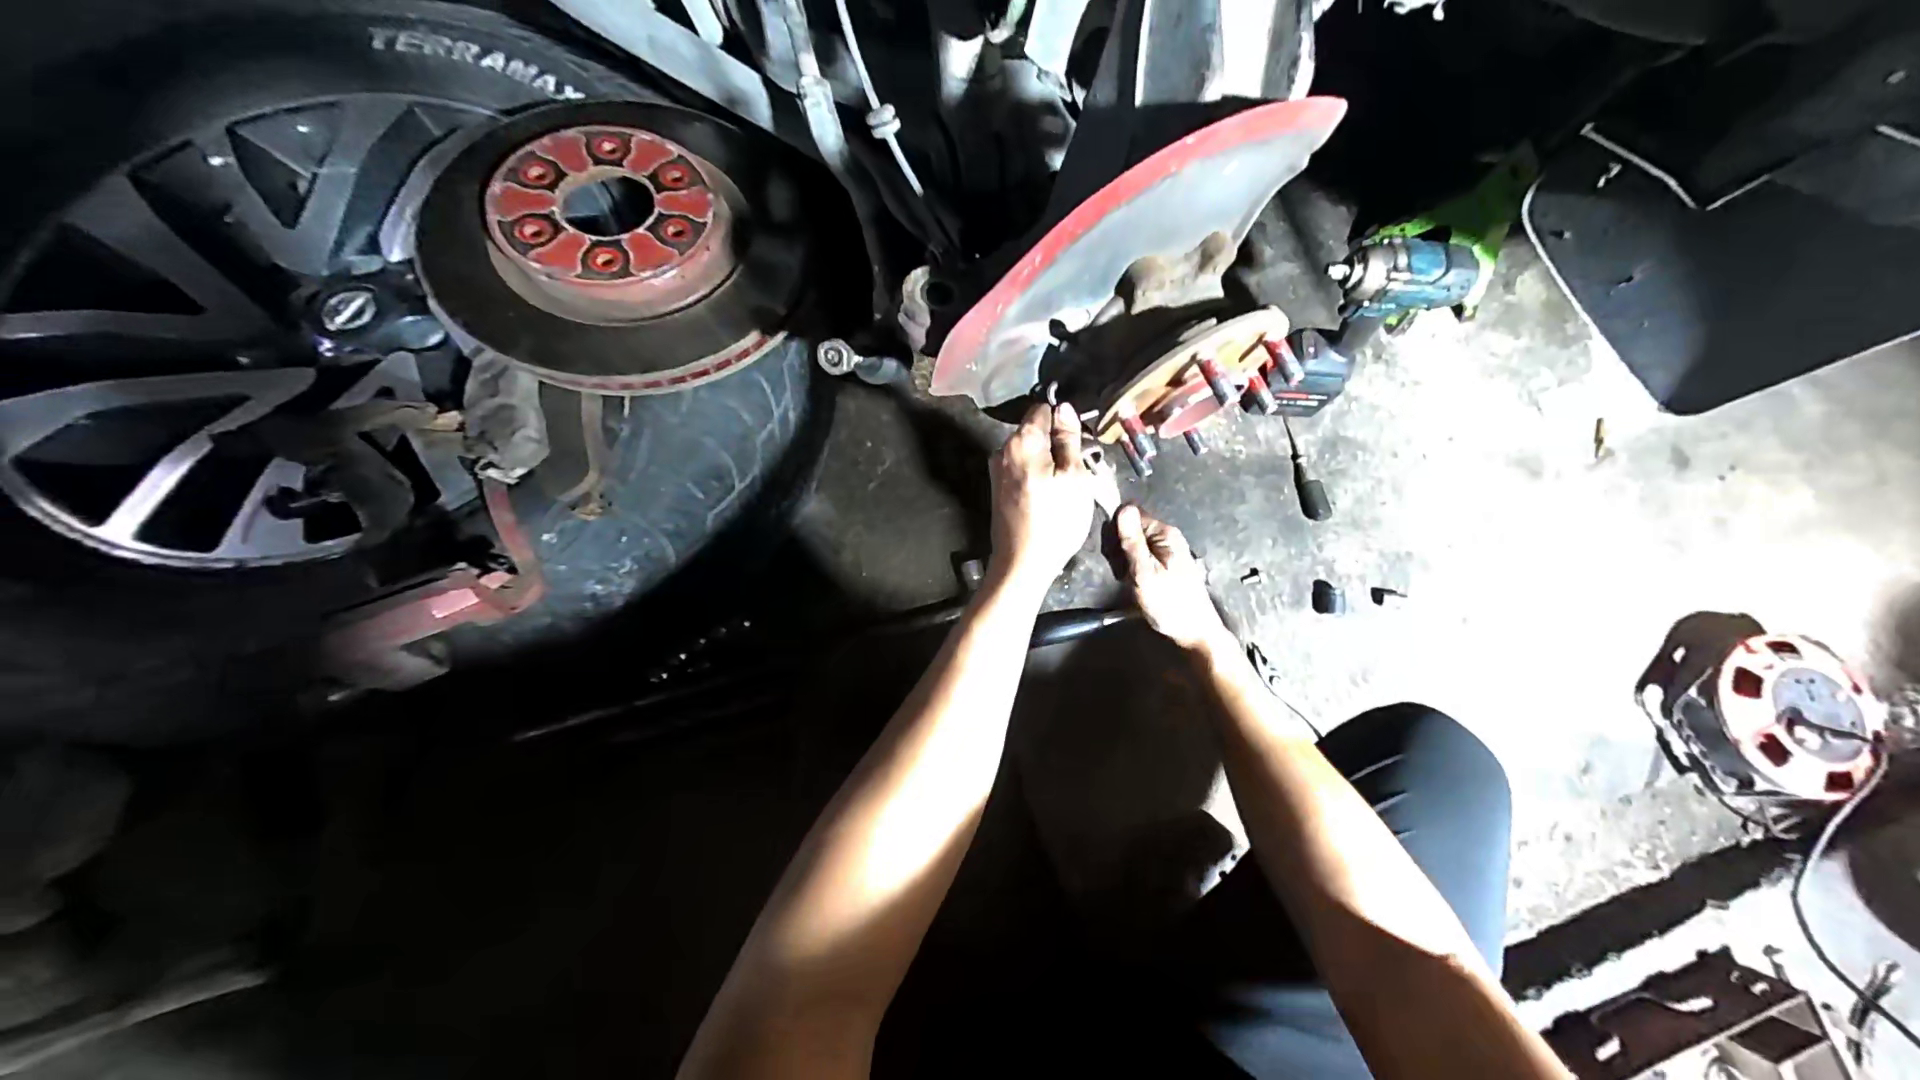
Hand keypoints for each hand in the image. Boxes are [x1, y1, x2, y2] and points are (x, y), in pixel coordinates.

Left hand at [989, 402, 1094, 590]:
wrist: (1023, 563)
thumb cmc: (1055, 521)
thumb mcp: (1074, 476)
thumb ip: (1069, 438)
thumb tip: (1065, 408)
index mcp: (1021, 441)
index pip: (1044, 409)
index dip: (1065, 420)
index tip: (1080, 441)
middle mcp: (1003, 450)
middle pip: (1036, 431)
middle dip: (1058, 443)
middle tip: (1080, 468)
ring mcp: (998, 470)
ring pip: (1031, 452)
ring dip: (1050, 462)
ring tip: (1068, 487)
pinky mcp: (999, 489)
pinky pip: (1024, 470)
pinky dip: (1039, 476)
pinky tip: (1052, 497)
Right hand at [1115, 504, 1229, 652]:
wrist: (1194, 632)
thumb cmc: (1169, 603)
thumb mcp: (1144, 572)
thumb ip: (1133, 541)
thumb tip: (1123, 508)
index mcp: (1165, 533)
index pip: (1130, 515)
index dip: (1116, 532)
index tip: (1114, 554)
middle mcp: (1168, 537)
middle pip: (1131, 529)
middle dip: (1120, 548)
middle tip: (1122, 572)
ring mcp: (1168, 551)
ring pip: (1134, 545)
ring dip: (1124, 561)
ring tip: (1128, 580)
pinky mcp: (1166, 565)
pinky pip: (1141, 557)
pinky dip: (1133, 568)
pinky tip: (1135, 583)